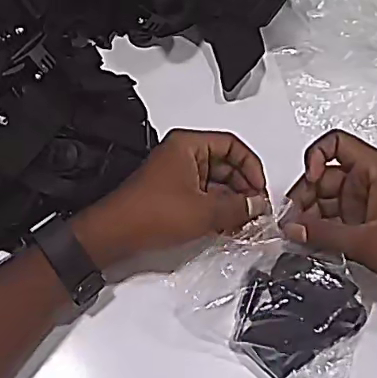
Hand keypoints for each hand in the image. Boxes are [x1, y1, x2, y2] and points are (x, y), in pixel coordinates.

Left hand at [72, 129, 269, 266]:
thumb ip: (238, 206)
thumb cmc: (149, 213)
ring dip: (231, 201)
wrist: (116, 233)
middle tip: (256, 209)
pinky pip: (202, 195)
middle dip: (242, 187)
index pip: (232, 145)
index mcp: (187, 145)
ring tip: (244, 221)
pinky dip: (216, 208)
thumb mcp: (204, 211)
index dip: (250, 166)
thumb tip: (256, 205)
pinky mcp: (171, 193)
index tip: (260, 188)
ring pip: (214, 182)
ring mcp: (175, 174)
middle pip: (225, 164)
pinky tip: (226, 226)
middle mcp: (180, 155)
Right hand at [283, 130, 376, 323]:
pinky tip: (317, 243)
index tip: (307, 182)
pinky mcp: (375, 225)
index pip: (335, 144)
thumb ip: (323, 234)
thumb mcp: (369, 244)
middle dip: (306, 195)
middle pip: (326, 175)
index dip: (314, 158)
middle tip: (293, 220)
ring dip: (313, 216)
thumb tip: (293, 227)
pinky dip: (326, 228)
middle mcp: (375, 182)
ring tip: (302, 236)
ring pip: (330, 199)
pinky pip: (341, 218)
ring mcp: (374, 204)